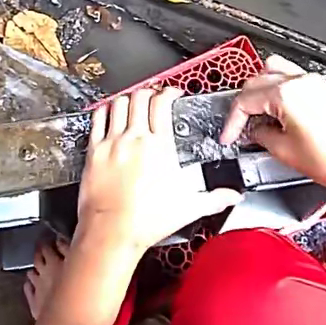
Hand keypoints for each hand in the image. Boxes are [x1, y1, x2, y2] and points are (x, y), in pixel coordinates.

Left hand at [77, 87, 238, 258]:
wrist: (112, 232)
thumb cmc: (146, 221)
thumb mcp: (189, 208)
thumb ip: (214, 198)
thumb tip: (231, 196)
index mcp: (159, 147)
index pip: (162, 104)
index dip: (169, 92)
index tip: (172, 93)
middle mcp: (135, 139)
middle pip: (140, 97)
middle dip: (149, 92)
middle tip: (153, 96)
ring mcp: (113, 143)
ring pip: (118, 103)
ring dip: (127, 99)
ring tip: (132, 102)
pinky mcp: (94, 151)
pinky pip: (97, 118)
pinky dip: (104, 110)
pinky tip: (108, 113)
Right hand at [219, 55, 325, 192]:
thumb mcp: (284, 152)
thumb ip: (261, 136)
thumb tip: (254, 132)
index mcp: (284, 94)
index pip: (244, 100)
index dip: (232, 121)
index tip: (228, 134)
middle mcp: (299, 81)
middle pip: (256, 81)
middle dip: (243, 104)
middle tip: (240, 126)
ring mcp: (314, 82)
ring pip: (274, 71)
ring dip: (260, 89)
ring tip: (258, 112)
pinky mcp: (324, 89)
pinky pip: (293, 78)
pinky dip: (279, 90)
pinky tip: (280, 113)